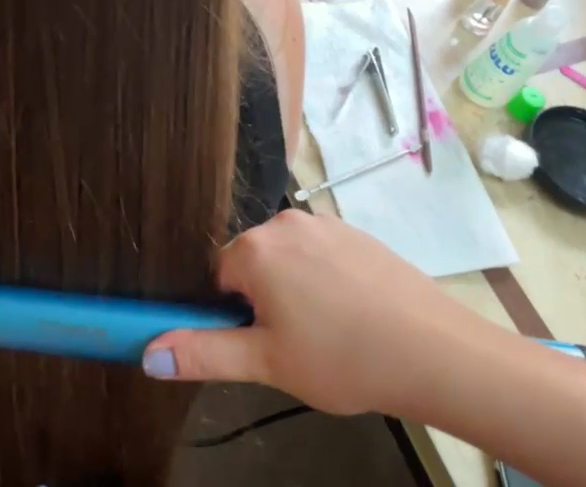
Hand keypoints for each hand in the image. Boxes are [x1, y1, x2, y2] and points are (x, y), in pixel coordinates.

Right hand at [142, 209, 484, 414]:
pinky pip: (320, 253)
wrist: (436, 351)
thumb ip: (204, 353)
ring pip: (287, 258)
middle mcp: (283, 222)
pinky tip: (352, 315)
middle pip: (251, 263)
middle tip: (293, 343)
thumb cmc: (343, 359)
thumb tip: (148, 353)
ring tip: (327, 333)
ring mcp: (324, 223)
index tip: (260, 342)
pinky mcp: (356, 232)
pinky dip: (324, 279)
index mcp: (254, 249)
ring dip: (293, 289)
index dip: (232, 314)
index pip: (216, 277)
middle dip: (261, 299)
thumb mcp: (267, 364)